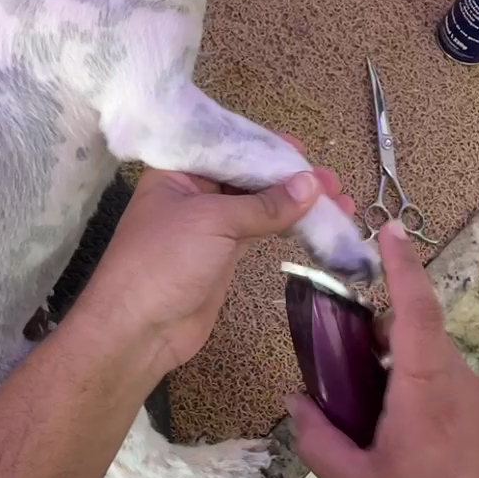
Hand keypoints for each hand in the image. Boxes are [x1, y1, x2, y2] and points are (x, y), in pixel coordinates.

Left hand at [69, 161, 353, 386]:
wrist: (138, 330)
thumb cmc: (163, 262)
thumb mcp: (213, 221)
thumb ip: (264, 204)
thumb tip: (312, 184)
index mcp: (177, 172)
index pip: (227, 146)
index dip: (266, 147)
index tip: (304, 150)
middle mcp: (192, 193)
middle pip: (247, 175)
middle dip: (290, 177)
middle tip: (334, 183)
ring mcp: (208, 226)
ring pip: (258, 205)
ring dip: (296, 203)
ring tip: (340, 201)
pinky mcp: (222, 255)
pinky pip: (259, 232)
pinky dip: (287, 227)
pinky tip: (316, 224)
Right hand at [288, 223, 478, 477]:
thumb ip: (318, 439)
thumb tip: (296, 403)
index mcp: (425, 388)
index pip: (415, 309)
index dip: (403, 265)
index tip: (391, 232)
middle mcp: (465, 384)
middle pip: (420, 341)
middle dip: (384, 343)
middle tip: (349, 374)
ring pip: (439, 373)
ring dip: (406, 381)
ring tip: (380, 431)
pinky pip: (460, 397)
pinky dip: (431, 404)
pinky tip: (420, 457)